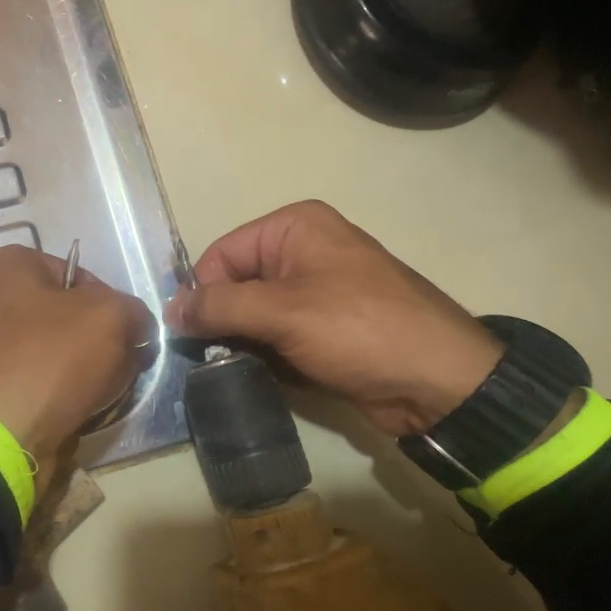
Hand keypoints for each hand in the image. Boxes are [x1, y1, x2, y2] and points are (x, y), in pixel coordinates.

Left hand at [0, 244, 155, 480]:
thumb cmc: (49, 358)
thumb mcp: (109, 316)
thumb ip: (133, 312)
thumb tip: (137, 328)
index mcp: (9, 266)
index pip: (82, 276)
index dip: (112, 307)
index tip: (127, 335)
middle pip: (69, 319)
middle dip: (100, 345)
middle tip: (119, 368)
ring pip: (57, 356)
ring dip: (85, 376)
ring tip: (97, 396)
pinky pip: (40, 386)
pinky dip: (61, 399)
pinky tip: (75, 414)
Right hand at [165, 201, 502, 438]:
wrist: (439, 383)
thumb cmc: (359, 331)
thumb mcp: (282, 312)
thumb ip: (219, 307)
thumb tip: (170, 310)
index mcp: (294, 227)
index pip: (221, 254)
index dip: (202, 294)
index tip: (190, 336)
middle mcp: (302, 251)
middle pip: (235, 284)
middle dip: (221, 321)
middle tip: (209, 358)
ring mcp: (315, 292)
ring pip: (253, 315)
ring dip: (241, 343)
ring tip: (236, 369)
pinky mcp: (324, 329)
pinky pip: (276, 336)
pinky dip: (264, 355)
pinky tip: (262, 376)